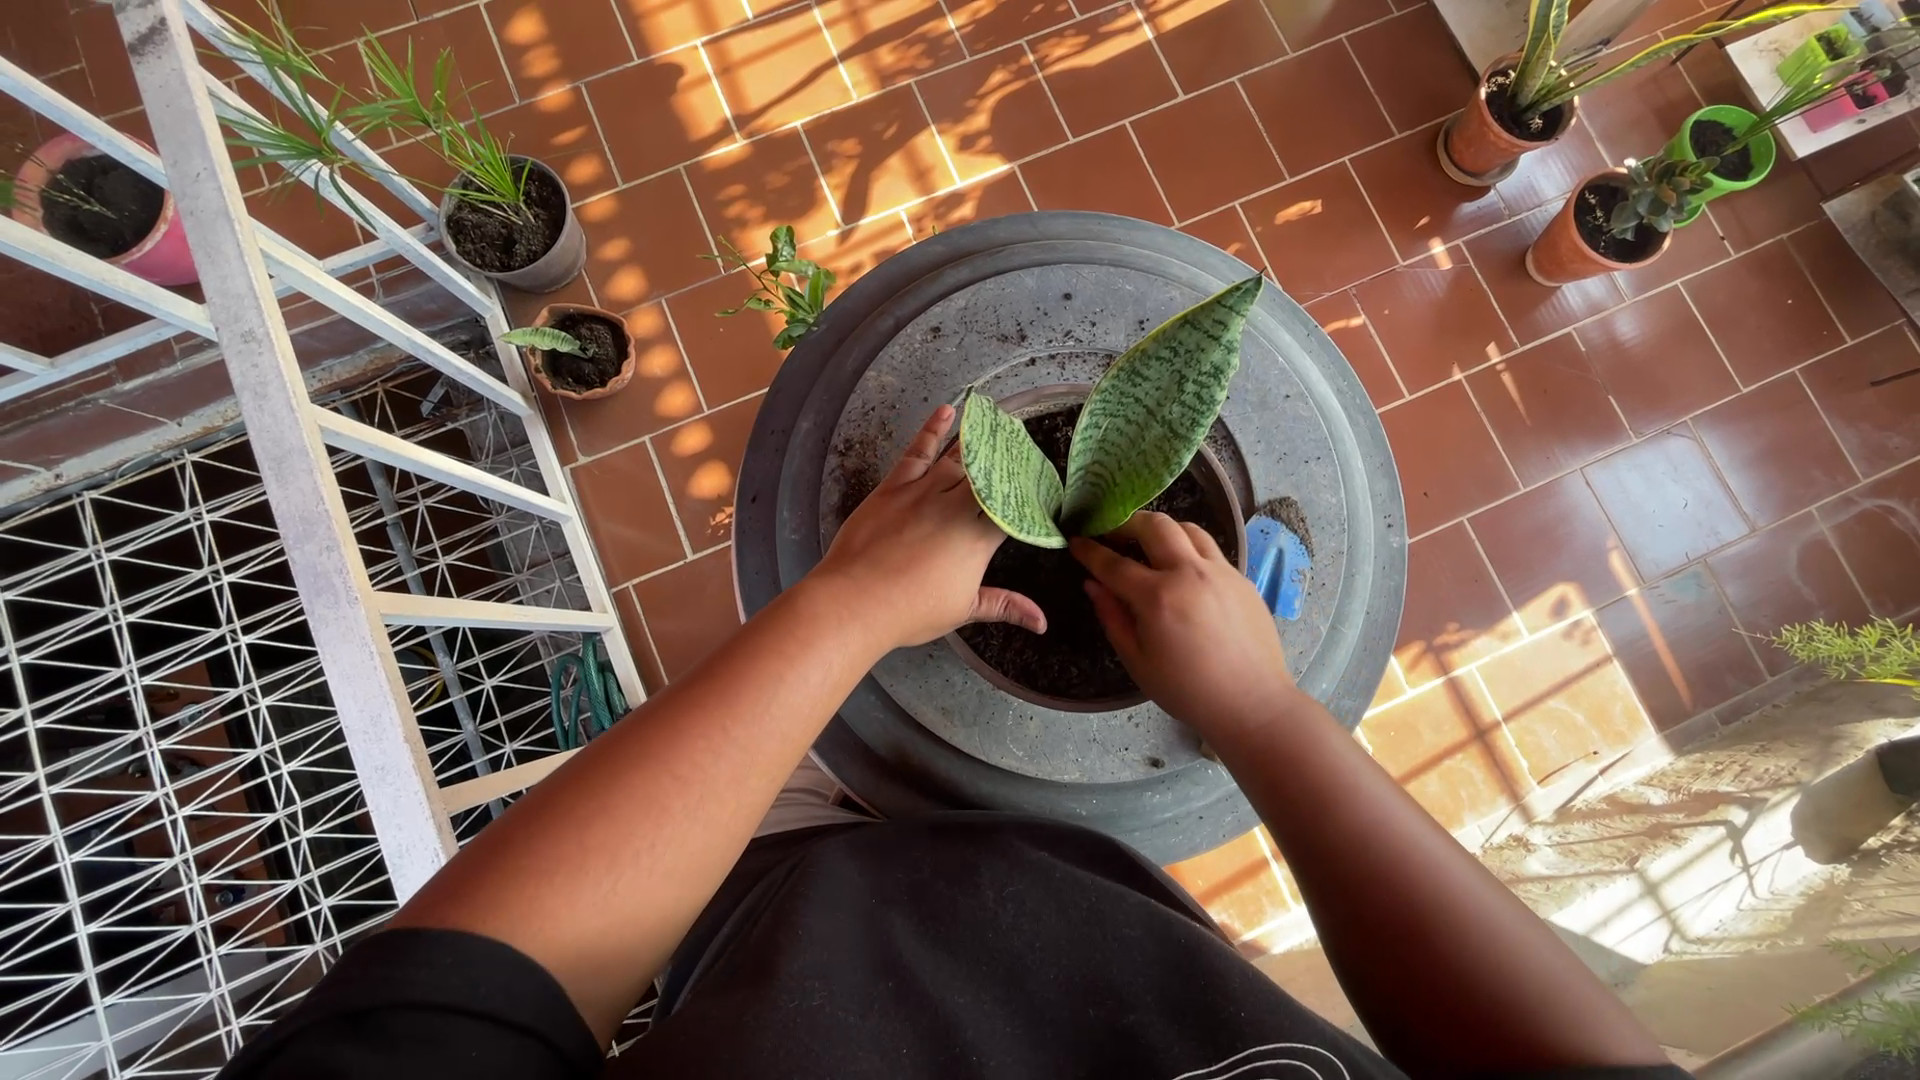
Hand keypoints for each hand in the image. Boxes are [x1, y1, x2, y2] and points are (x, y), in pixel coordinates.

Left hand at [810, 405, 1044, 650]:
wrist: (857, 600)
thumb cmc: (910, 610)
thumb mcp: (964, 610)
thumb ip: (1005, 606)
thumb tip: (1041, 622)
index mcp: (977, 540)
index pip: (1010, 509)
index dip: (1024, 495)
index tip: (1037, 485)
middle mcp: (956, 509)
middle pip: (988, 476)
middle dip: (1007, 459)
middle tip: (1022, 443)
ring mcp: (924, 492)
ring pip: (959, 458)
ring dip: (978, 439)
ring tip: (996, 422)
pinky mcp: (895, 486)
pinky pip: (919, 451)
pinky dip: (933, 429)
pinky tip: (947, 411)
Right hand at [1070, 512, 1300, 740]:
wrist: (1252, 703)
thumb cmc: (1187, 690)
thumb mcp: (1137, 660)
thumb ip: (1112, 617)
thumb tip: (1093, 585)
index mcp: (1158, 598)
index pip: (1114, 564)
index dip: (1090, 551)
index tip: (1076, 542)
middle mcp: (1190, 573)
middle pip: (1154, 526)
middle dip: (1127, 522)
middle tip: (1113, 534)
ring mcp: (1221, 572)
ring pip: (1188, 529)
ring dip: (1162, 529)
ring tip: (1149, 543)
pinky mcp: (1241, 579)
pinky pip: (1210, 550)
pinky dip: (1189, 549)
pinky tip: (1181, 569)